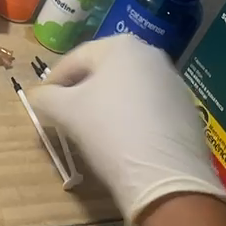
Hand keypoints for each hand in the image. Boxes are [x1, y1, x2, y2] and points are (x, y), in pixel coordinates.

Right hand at [27, 35, 225, 223]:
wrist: (166, 179)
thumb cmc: (109, 132)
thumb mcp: (66, 112)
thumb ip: (45, 98)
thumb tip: (37, 96)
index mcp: (121, 46)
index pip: (76, 59)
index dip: (55, 80)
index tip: (43, 100)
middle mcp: (151, 55)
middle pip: (105, 71)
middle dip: (83, 90)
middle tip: (66, 114)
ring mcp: (174, 82)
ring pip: (129, 89)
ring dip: (109, 104)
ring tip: (96, 130)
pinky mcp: (188, 111)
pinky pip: (151, 108)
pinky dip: (134, 119)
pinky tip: (126, 142)